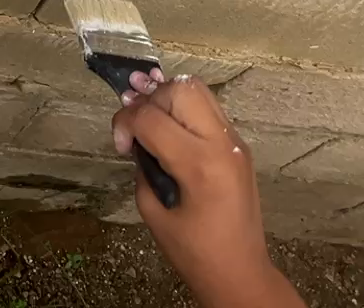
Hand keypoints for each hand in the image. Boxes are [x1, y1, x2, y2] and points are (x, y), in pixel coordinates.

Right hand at [113, 75, 304, 307]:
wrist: (242, 276)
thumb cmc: (194, 253)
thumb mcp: (153, 211)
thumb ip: (142, 165)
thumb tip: (136, 136)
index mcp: (200, 165)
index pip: (150, 118)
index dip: (124, 123)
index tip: (121, 145)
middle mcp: (222, 144)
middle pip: (179, 88)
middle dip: (150, 101)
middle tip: (140, 127)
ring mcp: (234, 141)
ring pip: (196, 88)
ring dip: (168, 98)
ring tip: (155, 123)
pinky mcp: (238, 144)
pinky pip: (207, 106)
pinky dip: (183, 109)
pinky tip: (171, 131)